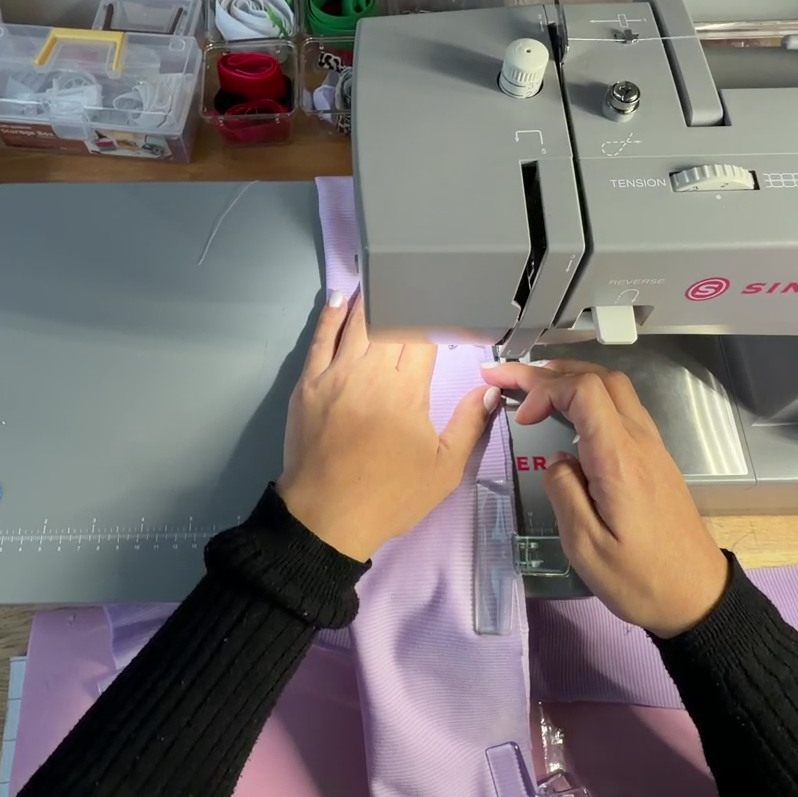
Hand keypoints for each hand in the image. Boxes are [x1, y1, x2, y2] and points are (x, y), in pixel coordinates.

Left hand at [278, 290, 498, 561]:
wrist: (325, 517)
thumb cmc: (390, 495)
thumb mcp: (443, 469)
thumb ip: (468, 424)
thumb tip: (489, 388)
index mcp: (406, 390)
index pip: (423, 336)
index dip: (435, 317)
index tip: (444, 307)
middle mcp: (370, 372)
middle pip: (390, 321)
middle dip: (405, 301)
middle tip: (416, 283)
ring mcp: (334, 375)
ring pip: (356, 323)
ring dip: (372, 300)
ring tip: (382, 279)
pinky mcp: (308, 383)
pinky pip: (320, 339)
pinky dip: (332, 316)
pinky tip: (342, 299)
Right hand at [481, 360, 727, 637]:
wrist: (699, 600)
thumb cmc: (642, 580)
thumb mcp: (586, 547)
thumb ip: (563, 492)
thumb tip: (557, 459)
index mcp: (619, 459)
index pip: (584, 391)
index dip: (544, 390)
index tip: (522, 418)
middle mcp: (639, 441)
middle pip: (598, 377)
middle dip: (549, 371)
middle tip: (508, 376)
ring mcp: (651, 446)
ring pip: (614, 386)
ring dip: (571, 377)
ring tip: (533, 385)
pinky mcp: (654, 457)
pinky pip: (621, 406)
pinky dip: (588, 394)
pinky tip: (568, 410)